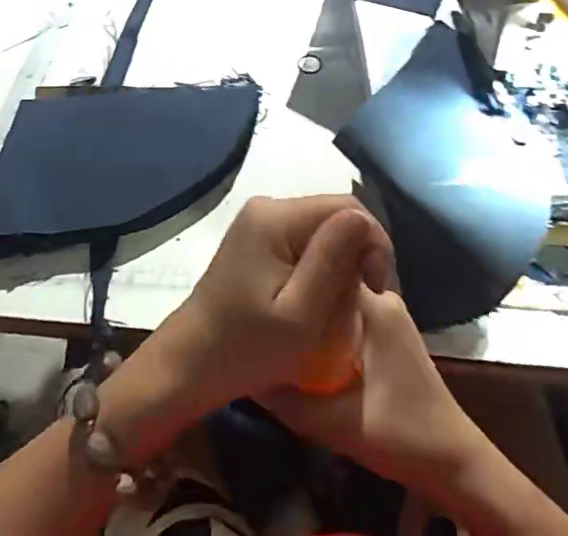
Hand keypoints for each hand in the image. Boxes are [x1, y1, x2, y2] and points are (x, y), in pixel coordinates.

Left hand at [135, 196, 391, 419]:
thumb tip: (364, 220)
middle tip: (358, 301)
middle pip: (334, 215)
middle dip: (356, 254)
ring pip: (322, 229)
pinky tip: (317, 297)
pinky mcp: (257, 237)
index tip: (374, 289)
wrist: (193, 361)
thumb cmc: (248, 347)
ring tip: (338, 304)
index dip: (372, 243)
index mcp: (275, 217)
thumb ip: (332, 260)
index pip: (347, 206)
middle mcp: (267, 206)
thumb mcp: (301, 312)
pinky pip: (305, 240)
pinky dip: (320, 266)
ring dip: (340, 262)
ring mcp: (259, 220)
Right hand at [259, 288, 486, 490]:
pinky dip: (328, 323)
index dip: (292, 274)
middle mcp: (382, 298)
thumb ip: (287, 400)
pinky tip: (304, 341)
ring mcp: (389, 314)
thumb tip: (246, 374)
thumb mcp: (334, 423)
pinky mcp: (390, 332)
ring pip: (339, 298)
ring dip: (313, 309)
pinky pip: (350, 313)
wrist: (452, 461)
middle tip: (264, 306)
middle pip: (329, 280)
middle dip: (299, 292)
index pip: (324, 267)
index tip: (262, 286)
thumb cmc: (400, 433)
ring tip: (278, 320)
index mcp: (374, 305)